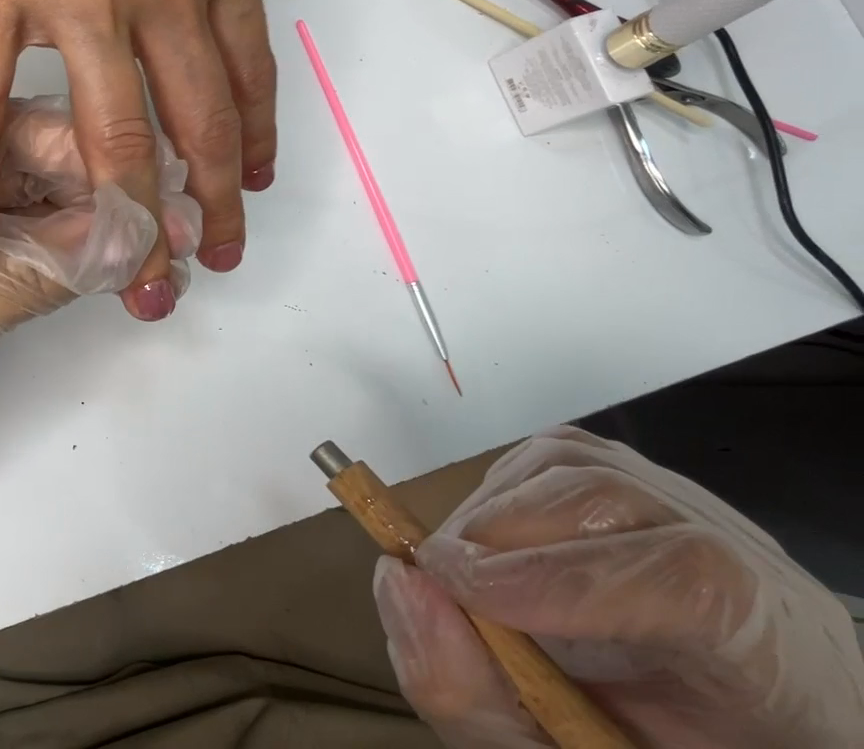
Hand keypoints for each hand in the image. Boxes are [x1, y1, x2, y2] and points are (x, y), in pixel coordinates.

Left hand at [0, 99, 198, 620]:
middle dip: (98, 198)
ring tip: (162, 267)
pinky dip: (74, 265)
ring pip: (34, 211)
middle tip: (175, 235)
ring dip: (95, 236)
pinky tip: (124, 281)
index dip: (78, 152)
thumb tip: (134, 232)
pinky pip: (27, 252)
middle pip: (22, 167)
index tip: (152, 185)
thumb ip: (34, 269)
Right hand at [374, 428, 863, 747]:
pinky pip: (557, 455)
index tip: (456, 593)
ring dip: (484, 510)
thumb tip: (397, 581)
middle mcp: (756, 568)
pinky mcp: (646, 487)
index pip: (690, 578)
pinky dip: (495, 491)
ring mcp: (701, 514)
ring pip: (573, 463)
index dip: (554, 575)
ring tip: (461, 573)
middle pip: (611, 498)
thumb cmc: (638, 747)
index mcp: (776, 664)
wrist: (705, 727)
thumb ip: (479, 702)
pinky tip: (490, 546)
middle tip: (436, 586)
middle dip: (493, 534)